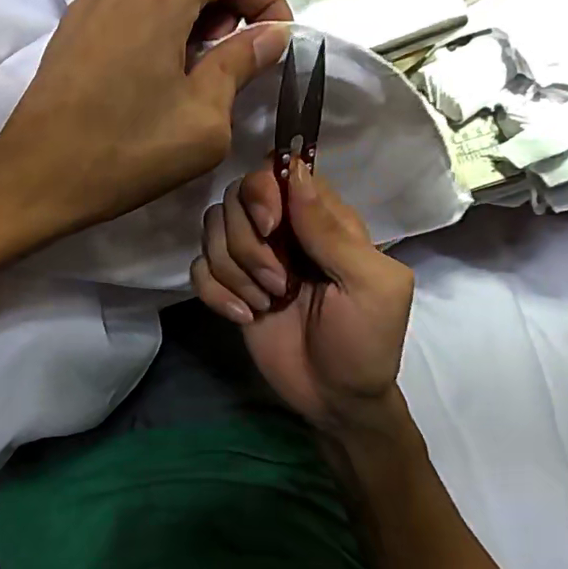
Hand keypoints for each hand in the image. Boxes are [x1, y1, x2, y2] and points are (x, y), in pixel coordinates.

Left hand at [0, 0, 291, 243]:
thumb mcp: (203, 120)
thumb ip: (241, 65)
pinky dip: (166, 4)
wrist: (36, 177)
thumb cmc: (125, 154)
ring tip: (206, 55)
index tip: (273, 41)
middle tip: (242, 41)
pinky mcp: (79, 16)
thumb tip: (270, 36)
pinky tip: (166, 60)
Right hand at [191, 158, 415, 432]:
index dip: (264, 191)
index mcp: (323, 220)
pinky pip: (198, 269)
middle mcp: (284, 230)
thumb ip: (332, 230)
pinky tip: (244, 317)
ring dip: (234, 271)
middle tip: (279, 283)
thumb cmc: (365, 340)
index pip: (278, 172)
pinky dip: (215, 293)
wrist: (335, 397)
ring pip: (212, 230)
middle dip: (248, 243)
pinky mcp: (230, 289)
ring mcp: (253, 259)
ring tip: (267, 304)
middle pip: (235, 198)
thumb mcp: (369, 284)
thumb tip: (295, 171)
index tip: (270, 225)